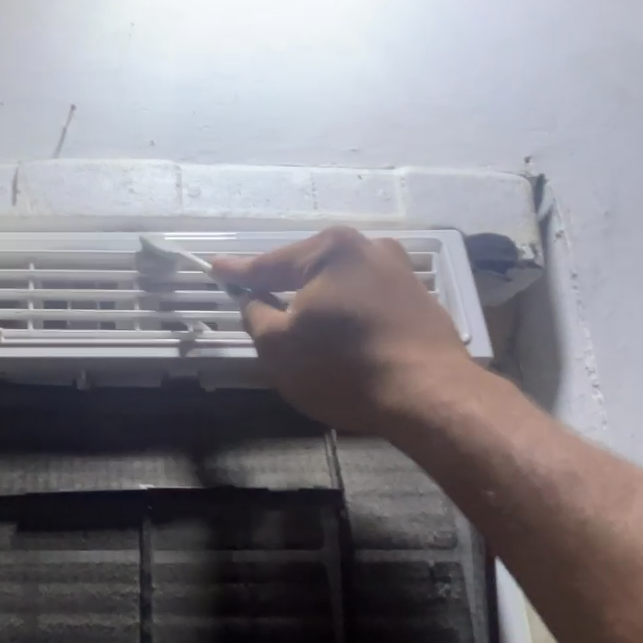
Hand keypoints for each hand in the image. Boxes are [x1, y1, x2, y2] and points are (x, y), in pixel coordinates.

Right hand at [212, 226, 480, 434]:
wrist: (426, 393)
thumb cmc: (341, 366)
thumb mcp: (278, 346)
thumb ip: (256, 315)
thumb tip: (253, 299)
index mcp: (330, 250)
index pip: (269, 264)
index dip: (238, 272)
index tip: (216, 267)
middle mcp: (369, 248)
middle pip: (309, 270)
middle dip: (285, 287)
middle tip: (260, 301)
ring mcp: (400, 273)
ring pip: (341, 286)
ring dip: (320, 303)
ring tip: (305, 328)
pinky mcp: (420, 302)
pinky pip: (368, 303)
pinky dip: (349, 318)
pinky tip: (344, 341)